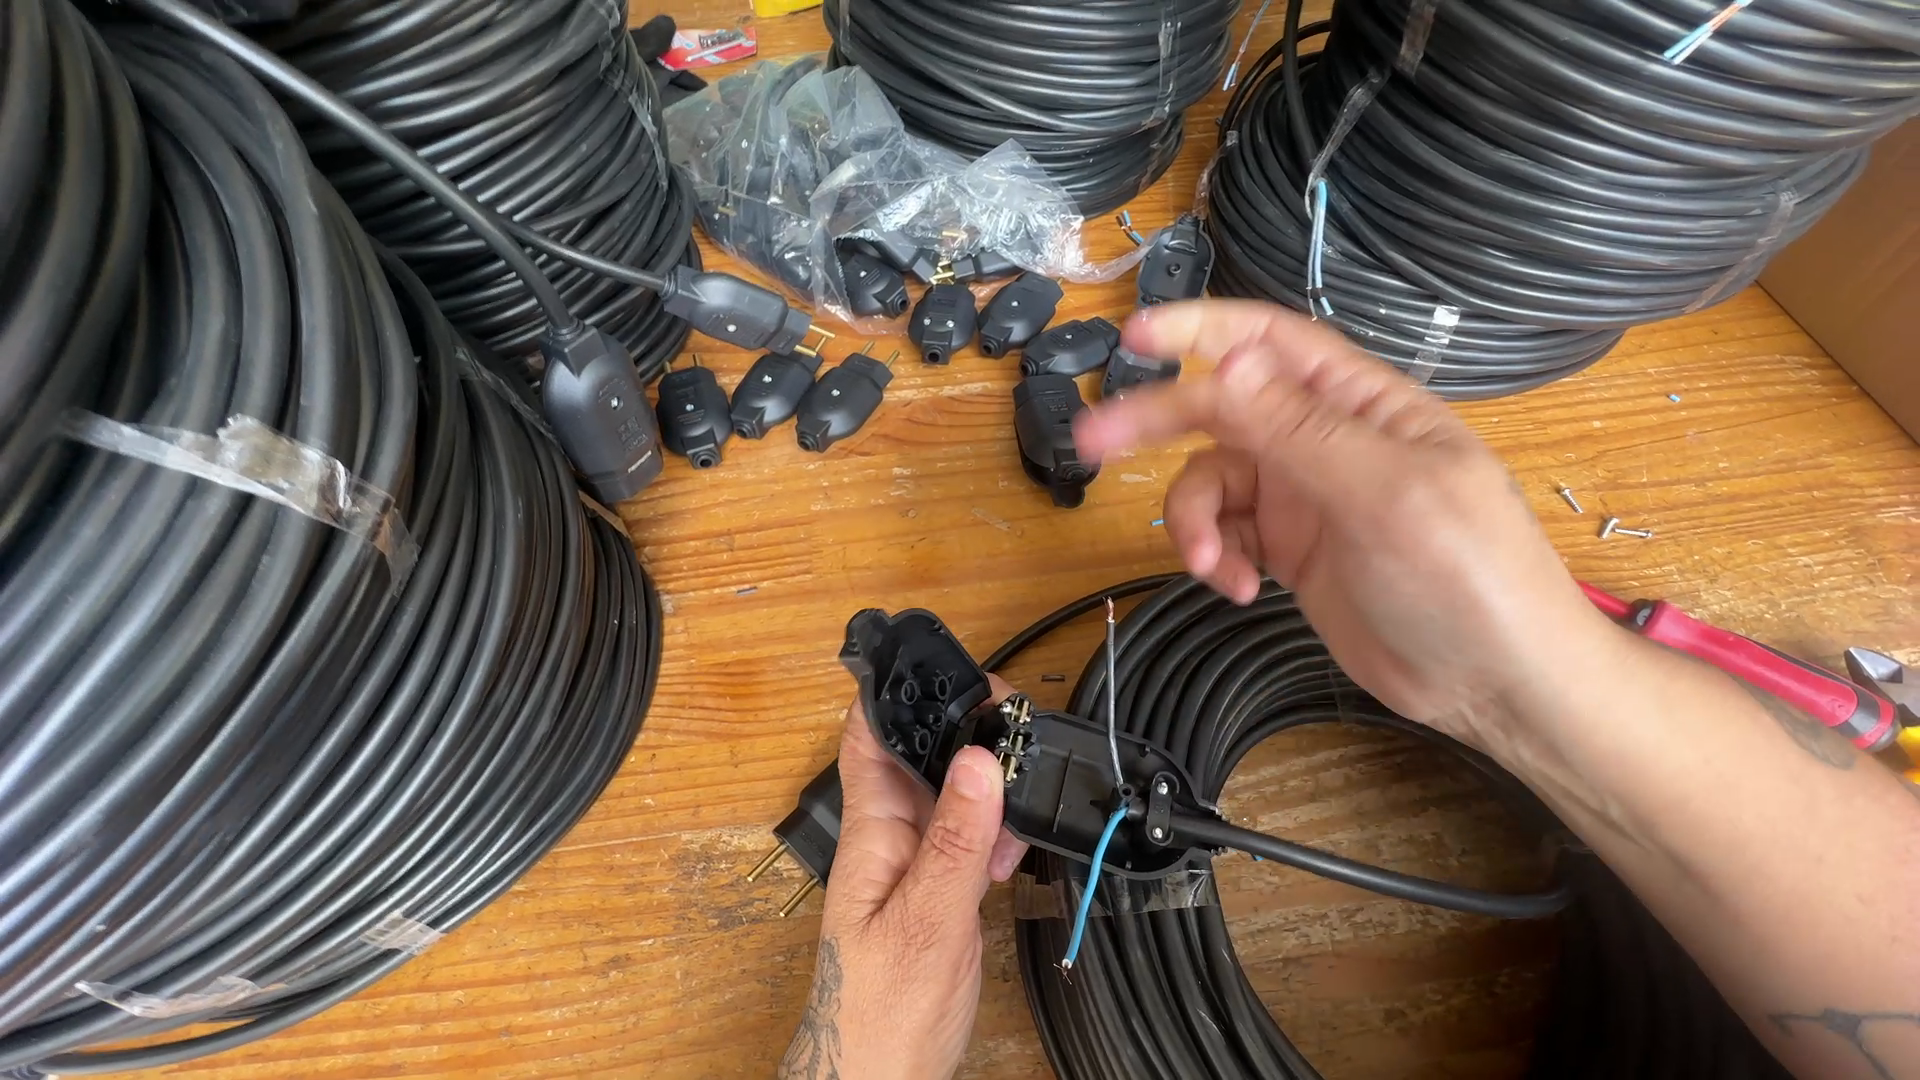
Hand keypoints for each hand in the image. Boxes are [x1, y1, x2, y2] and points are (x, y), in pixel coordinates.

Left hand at [777, 678, 1027, 1079]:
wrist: (883, 1078)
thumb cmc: (883, 1010)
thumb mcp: (926, 920)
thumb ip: (954, 841)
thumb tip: (979, 761)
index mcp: (872, 828)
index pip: (866, 737)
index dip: (887, 691)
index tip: (924, 661)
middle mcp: (890, 832)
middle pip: (918, 752)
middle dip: (958, 728)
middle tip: (1006, 719)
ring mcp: (914, 856)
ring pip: (949, 790)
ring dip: (984, 782)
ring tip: (1017, 795)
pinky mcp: (936, 881)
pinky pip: (965, 831)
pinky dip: (992, 828)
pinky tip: (1009, 848)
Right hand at [1074, 300, 1613, 751]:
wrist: (1491, 685)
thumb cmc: (1466, 578)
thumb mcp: (1383, 494)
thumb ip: (1296, 427)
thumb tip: (1225, 358)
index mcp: (1356, 404)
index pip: (1267, 344)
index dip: (1198, 330)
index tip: (1135, 337)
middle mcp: (1319, 439)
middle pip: (1217, 412)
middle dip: (1154, 425)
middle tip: (1092, 442)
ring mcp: (1298, 495)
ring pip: (1208, 481)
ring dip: (1194, 522)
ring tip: (1211, 567)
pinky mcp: (1283, 547)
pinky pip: (1221, 533)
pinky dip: (1213, 556)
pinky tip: (1236, 587)